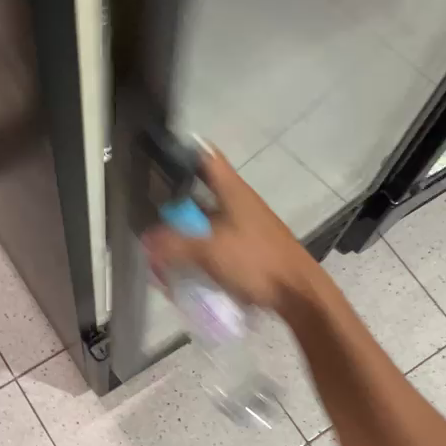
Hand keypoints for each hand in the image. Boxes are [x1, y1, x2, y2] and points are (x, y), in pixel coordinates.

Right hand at [143, 147, 320, 313]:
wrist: (299, 293)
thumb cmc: (257, 262)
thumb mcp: (209, 251)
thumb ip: (174, 245)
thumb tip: (146, 241)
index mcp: (233, 190)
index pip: (206, 157)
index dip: (183, 152)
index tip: (157, 161)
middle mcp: (240, 202)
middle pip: (201, 195)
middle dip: (175, 210)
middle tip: (151, 221)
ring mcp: (247, 226)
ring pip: (208, 224)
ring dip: (187, 237)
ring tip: (165, 254)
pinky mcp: (251, 249)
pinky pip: (218, 245)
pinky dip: (202, 254)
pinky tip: (189, 271)